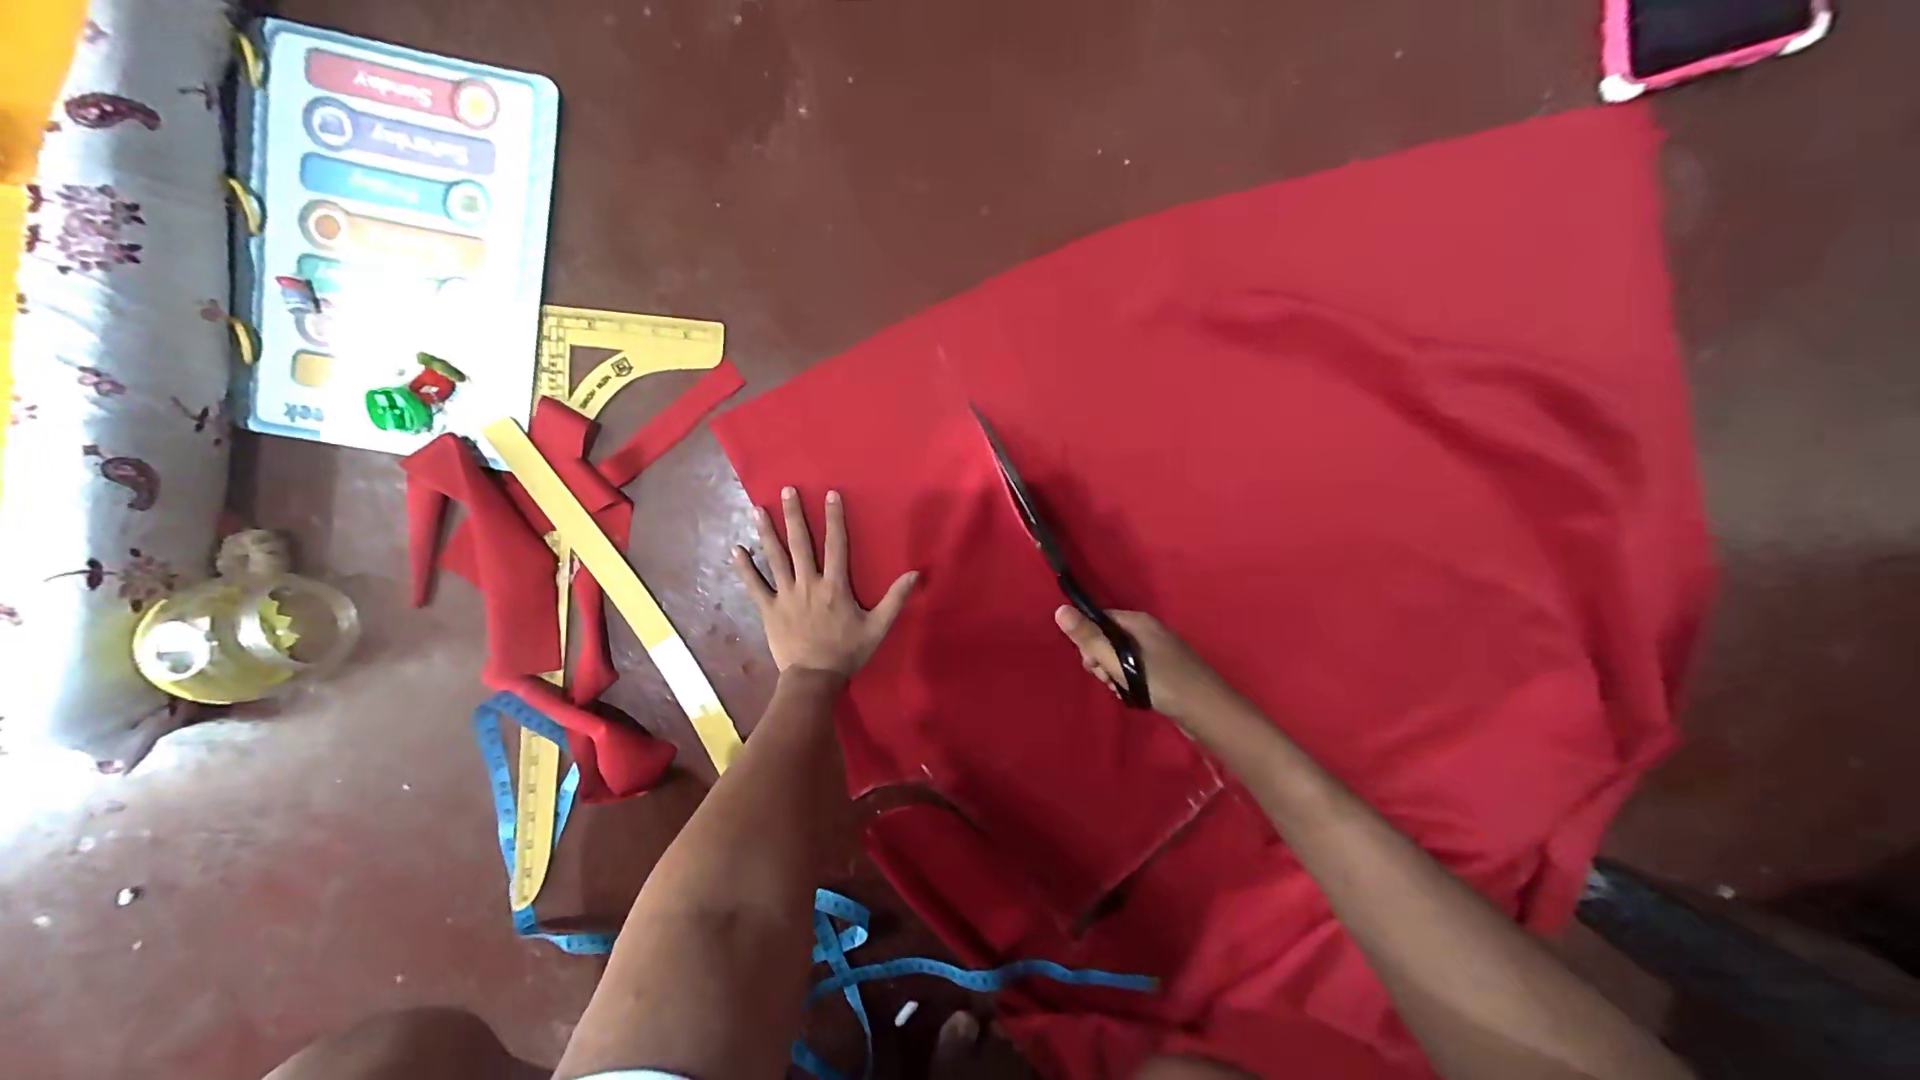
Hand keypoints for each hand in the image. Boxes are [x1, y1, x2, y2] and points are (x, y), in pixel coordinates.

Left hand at [734, 487, 917, 676]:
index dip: (834, 518)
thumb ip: (895, 598)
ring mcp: (786, 595)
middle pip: (800, 543)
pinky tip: (736, 549)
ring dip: (766, 532)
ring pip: (775, 558)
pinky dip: (745, 568)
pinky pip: (754, 585)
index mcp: (835, 586)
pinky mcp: (769, 609)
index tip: (829, 494)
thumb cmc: (848, 651)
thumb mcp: (878, 627)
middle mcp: (808, 583)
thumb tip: (915, 574)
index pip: (836, 544)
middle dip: (794, 515)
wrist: (814, 678)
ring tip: (757, 509)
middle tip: (787, 490)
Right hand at [1054, 606, 1233, 723]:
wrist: (1207, 710)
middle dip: (1101, 660)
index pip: (1100, 619)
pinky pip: (1135, 669)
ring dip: (1115, 674)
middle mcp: (1148, 630)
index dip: (1089, 640)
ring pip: (1121, 658)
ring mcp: (1158, 650)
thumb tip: (1060, 610)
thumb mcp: (1119, 660)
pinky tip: (1133, 696)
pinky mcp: (1164, 669)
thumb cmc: (1162, 682)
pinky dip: (1130, 682)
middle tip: (1108, 679)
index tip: (1090, 662)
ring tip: (1123, 691)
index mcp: (1138, 621)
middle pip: (1109, 639)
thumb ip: (1089, 638)